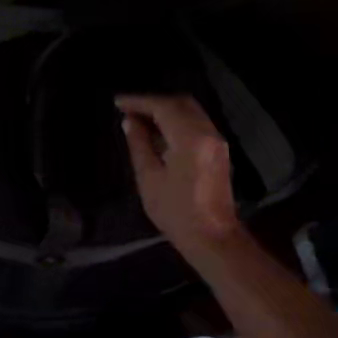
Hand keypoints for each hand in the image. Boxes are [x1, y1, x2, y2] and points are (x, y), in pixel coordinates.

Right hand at [116, 94, 242, 255]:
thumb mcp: (149, 179)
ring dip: (166, 111)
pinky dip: (177, 121)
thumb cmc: (176, 212)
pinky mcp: (218, 151)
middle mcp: (207, 132)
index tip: (118, 102)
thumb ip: (139, 145)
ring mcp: (217, 141)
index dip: (139, 101)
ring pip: (190, 112)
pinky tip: (159, 132)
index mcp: (190, 138)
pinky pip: (196, 124)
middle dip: (154, 103)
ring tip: (140, 119)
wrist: (212, 236)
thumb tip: (130, 122)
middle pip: (180, 103)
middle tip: (129, 110)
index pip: (163, 107)